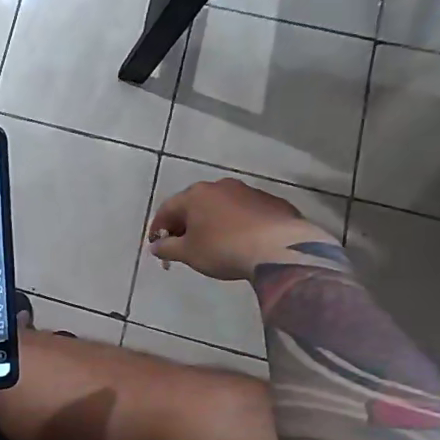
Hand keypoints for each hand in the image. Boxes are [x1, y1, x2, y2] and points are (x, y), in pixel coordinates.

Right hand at [147, 177, 339, 281]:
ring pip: (223, 207)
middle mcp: (222, 187)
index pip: (166, 210)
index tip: (157, 245)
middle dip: (187, 223)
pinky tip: (242, 241)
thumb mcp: (185, 253)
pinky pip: (247, 213)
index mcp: (195, 195)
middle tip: (185, 243)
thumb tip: (158, 246)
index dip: (158, 229)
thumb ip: (166, 248)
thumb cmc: (223, 248)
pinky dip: (239, 224)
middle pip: (195, 205)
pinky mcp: (276, 203)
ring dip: (214, 221)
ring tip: (215, 242)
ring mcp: (252, 192)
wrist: (282, 250)